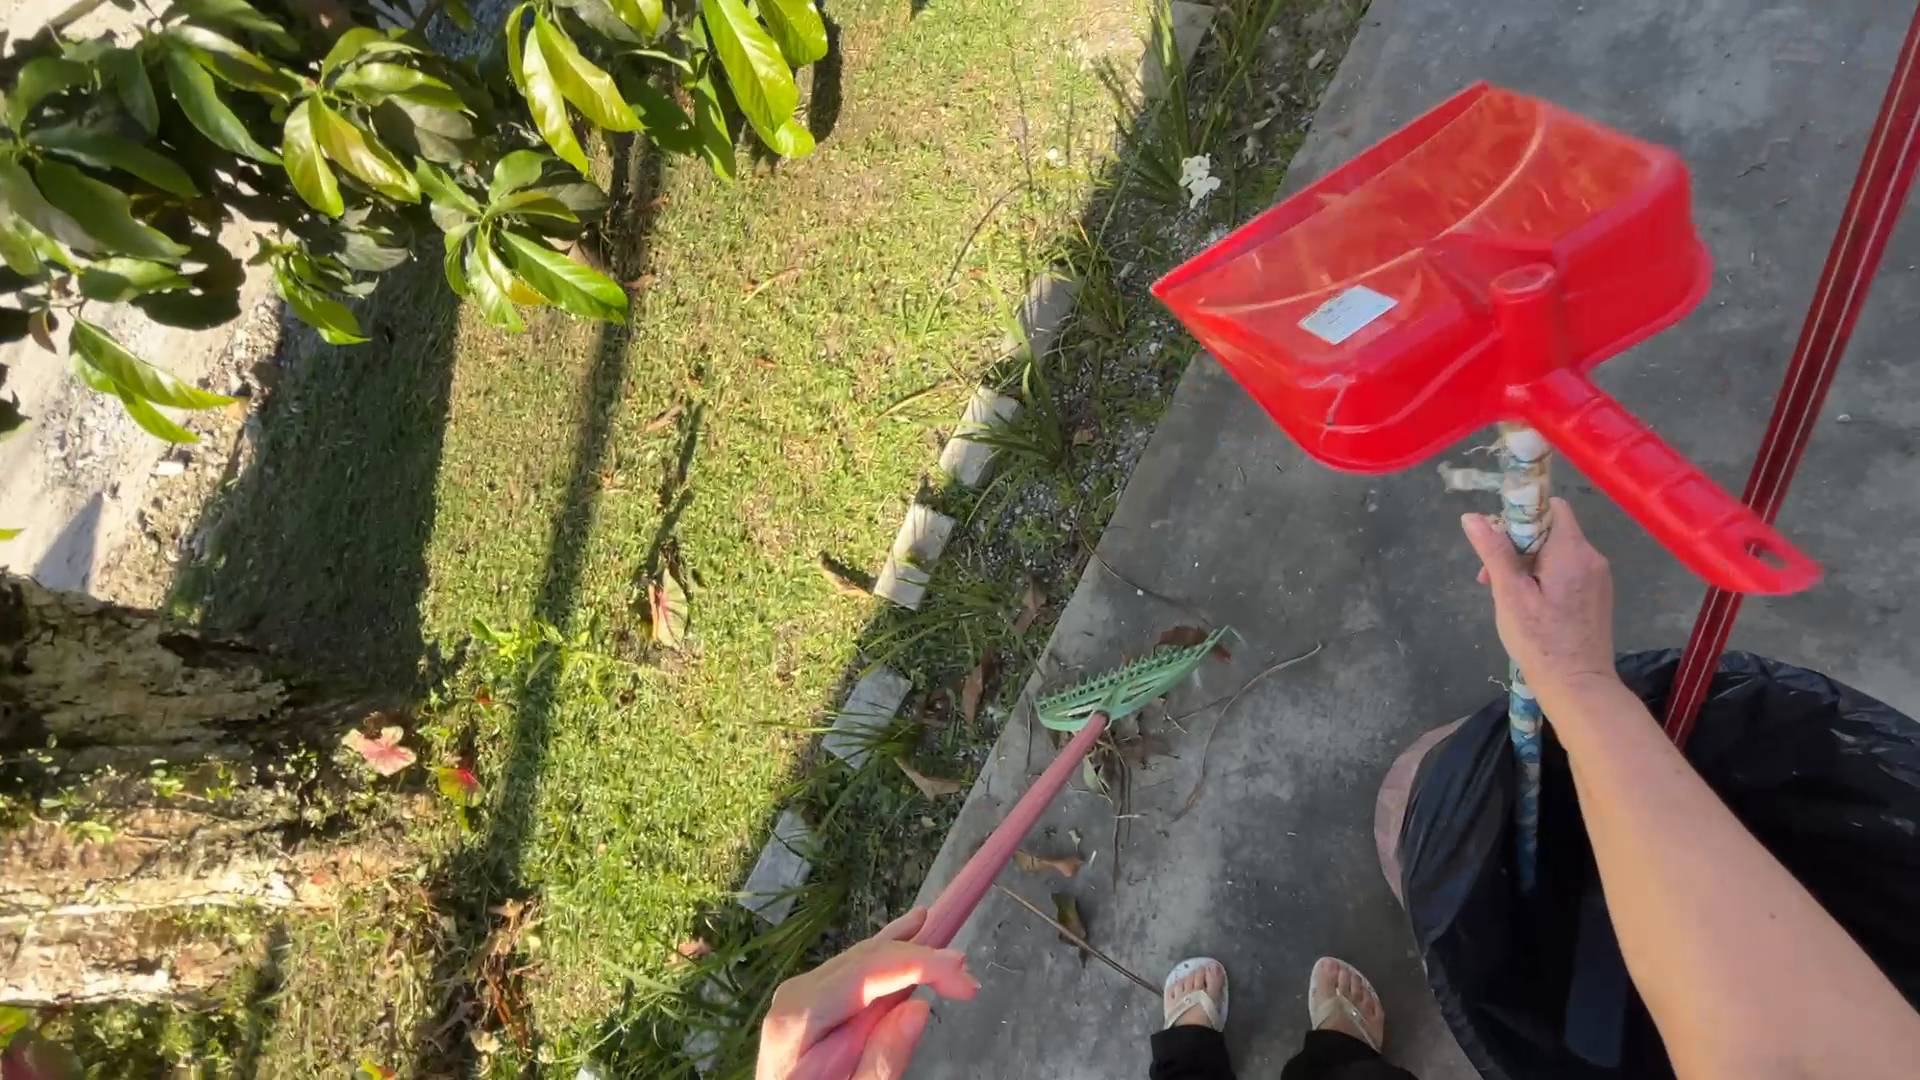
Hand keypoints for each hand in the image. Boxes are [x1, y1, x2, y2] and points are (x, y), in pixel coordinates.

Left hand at [756, 907, 978, 1079]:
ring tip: (947, 943)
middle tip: (967, 974)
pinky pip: (859, 967)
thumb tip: (919, 1005)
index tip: (964, 977)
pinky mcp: (815, 998)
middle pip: (870, 958)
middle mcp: (799, 991)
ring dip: (911, 951)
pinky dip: (890, 952)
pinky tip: (911, 927)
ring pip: (867, 956)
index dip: (921, 964)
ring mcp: (805, 991)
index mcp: (800, 1014)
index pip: (870, 969)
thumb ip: (881, 1062)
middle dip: (922, 958)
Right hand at [1460, 497, 1616, 697]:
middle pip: (1549, 531)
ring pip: (1554, 551)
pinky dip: (1540, 576)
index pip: (1552, 509)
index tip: (1496, 538)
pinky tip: (1525, 602)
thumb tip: (1472, 517)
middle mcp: (1591, 558)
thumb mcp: (1509, 593)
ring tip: (1504, 593)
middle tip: (1489, 576)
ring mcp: (1598, 577)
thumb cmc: (1539, 637)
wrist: (1577, 683)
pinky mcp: (1595, 594)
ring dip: (1524, 562)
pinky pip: (1564, 569)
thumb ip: (1494, 551)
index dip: (1521, 515)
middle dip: (1514, 544)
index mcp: (1572, 552)